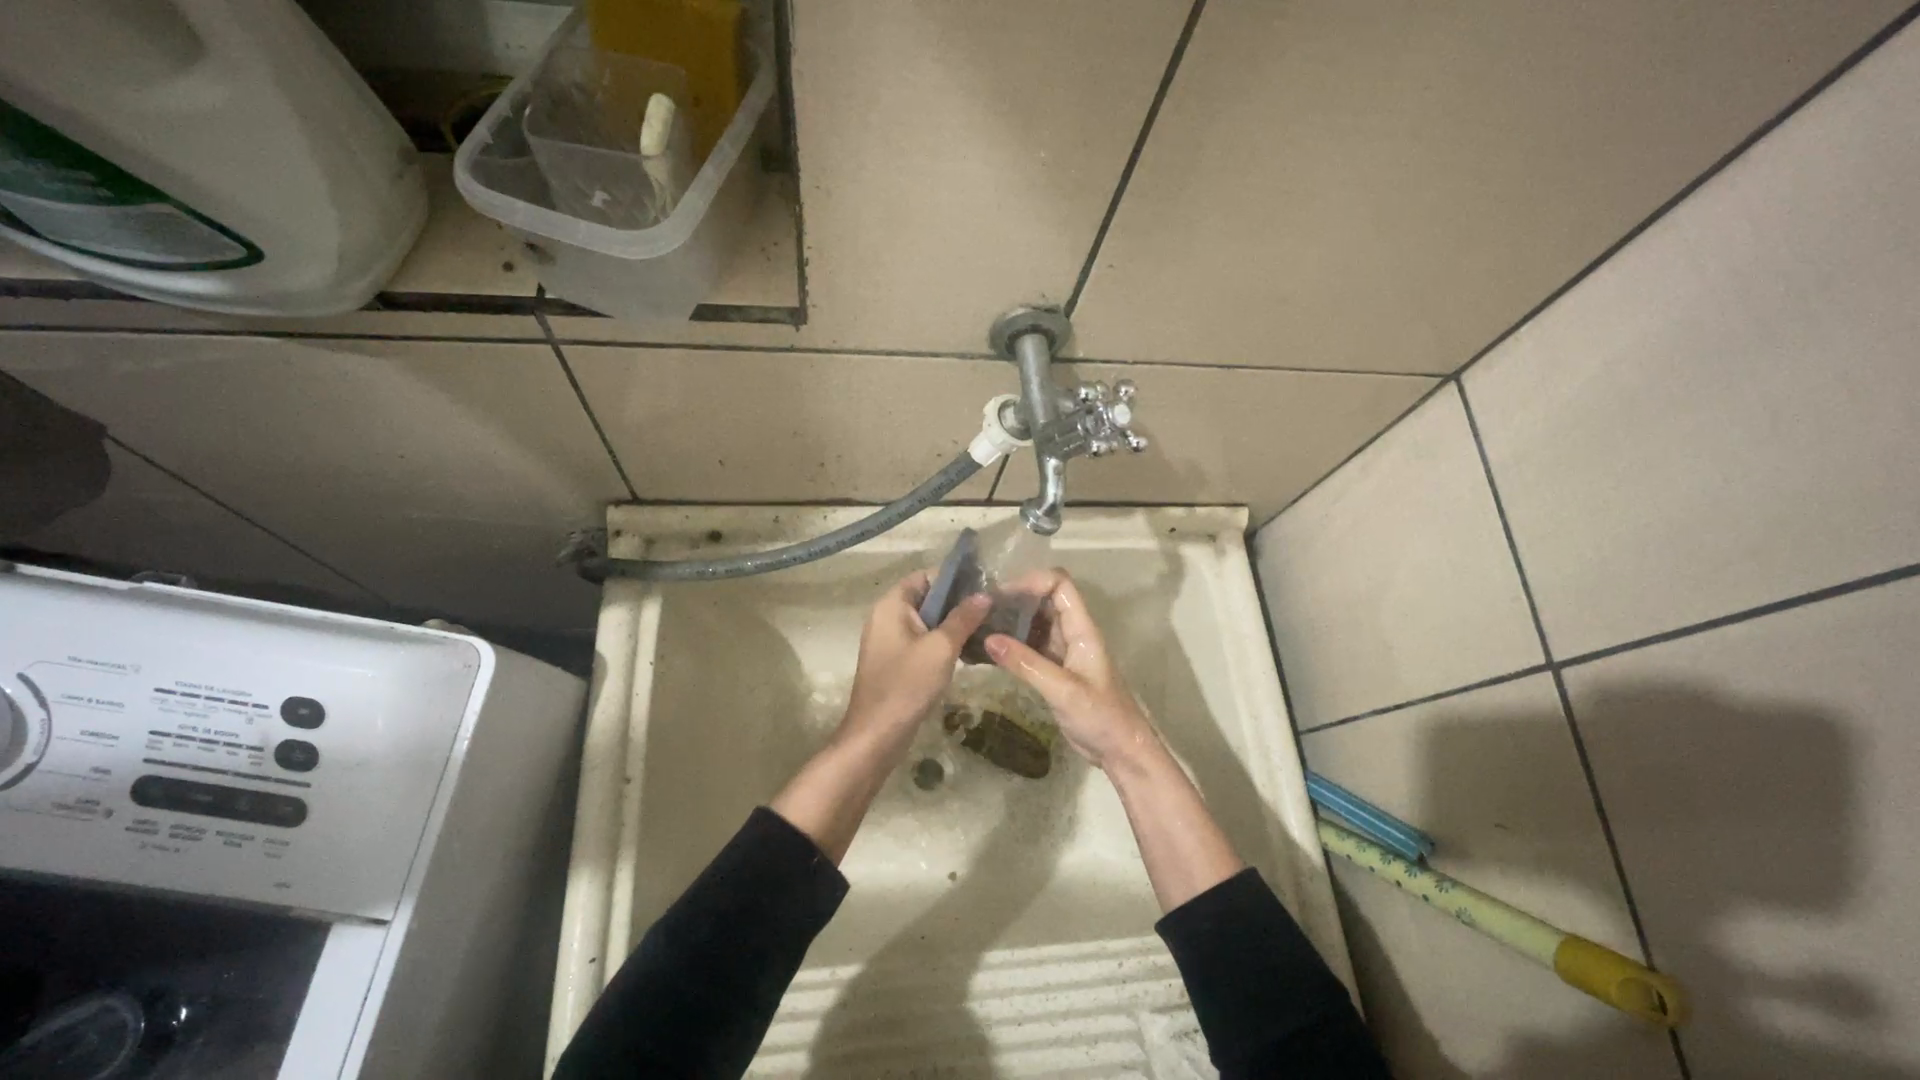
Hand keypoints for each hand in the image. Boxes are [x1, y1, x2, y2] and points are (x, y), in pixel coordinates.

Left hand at [837, 570, 990, 755]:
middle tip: (991, 608)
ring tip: (986, 627)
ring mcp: (889, 641)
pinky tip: (968, 651)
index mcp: (891, 605)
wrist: (878, 733)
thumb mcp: (941, 648)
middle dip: (957, 602)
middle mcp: (886, 617)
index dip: (953, 578)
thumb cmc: (907, 684)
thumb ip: (963, 618)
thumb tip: (984, 595)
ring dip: (952, 624)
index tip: (984, 586)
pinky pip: (921, 642)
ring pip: (926, 622)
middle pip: (926, 598)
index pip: (924, 576)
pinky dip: (942, 643)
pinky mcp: (895, 662)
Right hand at [983, 570, 1162, 771]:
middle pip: (1044, 600)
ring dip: (1011, 622)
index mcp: (1082, 630)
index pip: (1060, 585)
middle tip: (981, 609)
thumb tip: (988, 639)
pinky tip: (988, 652)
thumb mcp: (1063, 690)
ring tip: (978, 627)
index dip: (1032, 581)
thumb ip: (1026, 664)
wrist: (1120, 751)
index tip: (1001, 595)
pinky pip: (1031, 648)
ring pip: (1035, 624)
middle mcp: (1072, 634)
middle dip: (1015, 598)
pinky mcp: (1054, 671)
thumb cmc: (1101, 716)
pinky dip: (1012, 645)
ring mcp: (1063, 652)